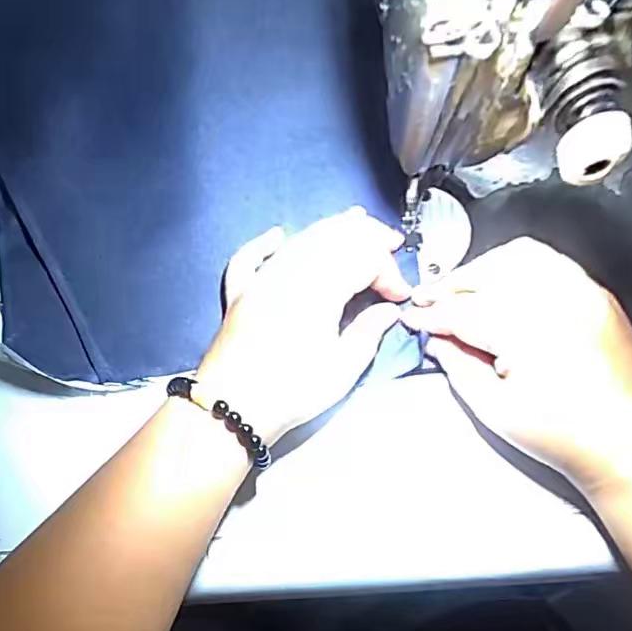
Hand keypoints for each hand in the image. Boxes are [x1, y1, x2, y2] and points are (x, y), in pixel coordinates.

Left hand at [192, 208, 410, 443]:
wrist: (232, 408)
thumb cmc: (290, 392)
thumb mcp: (342, 368)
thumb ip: (368, 332)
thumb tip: (386, 311)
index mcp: (320, 287)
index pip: (364, 258)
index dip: (388, 271)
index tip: (399, 295)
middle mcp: (290, 272)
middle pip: (333, 236)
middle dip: (366, 235)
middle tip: (389, 243)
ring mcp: (261, 280)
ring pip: (300, 239)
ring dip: (330, 229)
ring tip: (354, 223)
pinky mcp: (239, 295)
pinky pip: (251, 257)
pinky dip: (265, 243)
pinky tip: (277, 236)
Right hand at [400, 237, 631, 492]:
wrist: (626, 436)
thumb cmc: (565, 434)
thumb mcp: (496, 409)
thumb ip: (460, 367)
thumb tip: (437, 342)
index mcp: (529, 330)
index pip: (466, 310)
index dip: (433, 314)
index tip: (412, 317)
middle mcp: (558, 299)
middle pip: (490, 272)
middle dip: (453, 283)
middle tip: (429, 300)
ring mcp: (582, 291)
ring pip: (521, 256)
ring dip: (484, 268)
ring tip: (461, 289)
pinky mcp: (595, 294)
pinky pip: (550, 263)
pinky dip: (517, 268)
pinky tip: (501, 288)